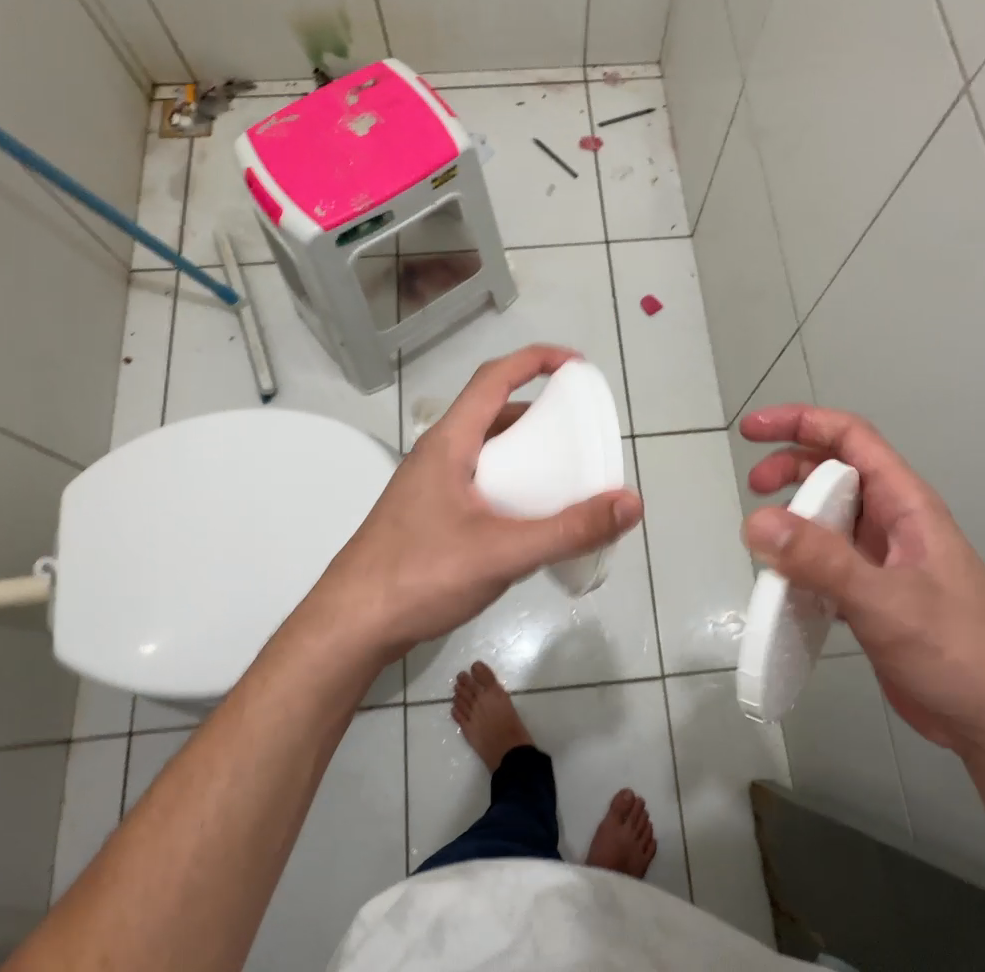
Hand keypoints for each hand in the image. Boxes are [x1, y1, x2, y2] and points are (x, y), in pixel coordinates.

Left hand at [311, 345, 642, 658]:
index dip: (536, 360)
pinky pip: (479, 484)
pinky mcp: (429, 518)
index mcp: (449, 444)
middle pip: (492, 415)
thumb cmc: (421, 576)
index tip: (577, 367)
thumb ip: (568, 530)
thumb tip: (631, 502)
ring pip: (485, 453)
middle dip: (539, 414)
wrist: (353, 624)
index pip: (494, 379)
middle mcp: (437, 456)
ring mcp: (430, 488)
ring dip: (524, 453)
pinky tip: (530, 520)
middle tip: (579, 433)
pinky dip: (511, 486)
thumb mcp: (504, 552)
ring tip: (564, 475)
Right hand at [738, 405, 984, 761]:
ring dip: (793, 520)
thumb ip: (821, 560)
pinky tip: (780, 587)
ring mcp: (885, 563)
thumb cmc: (957, 651)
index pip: (851, 439)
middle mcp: (894, 525)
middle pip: (836, 474)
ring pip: (829, 521)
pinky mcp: (875, 600)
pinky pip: (828, 565)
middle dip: (791, 469)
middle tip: (753, 489)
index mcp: (907, 506)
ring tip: (760, 543)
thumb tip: (755, 522)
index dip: (801, 423)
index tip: (752, 430)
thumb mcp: (886, 601)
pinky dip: (800, 565)